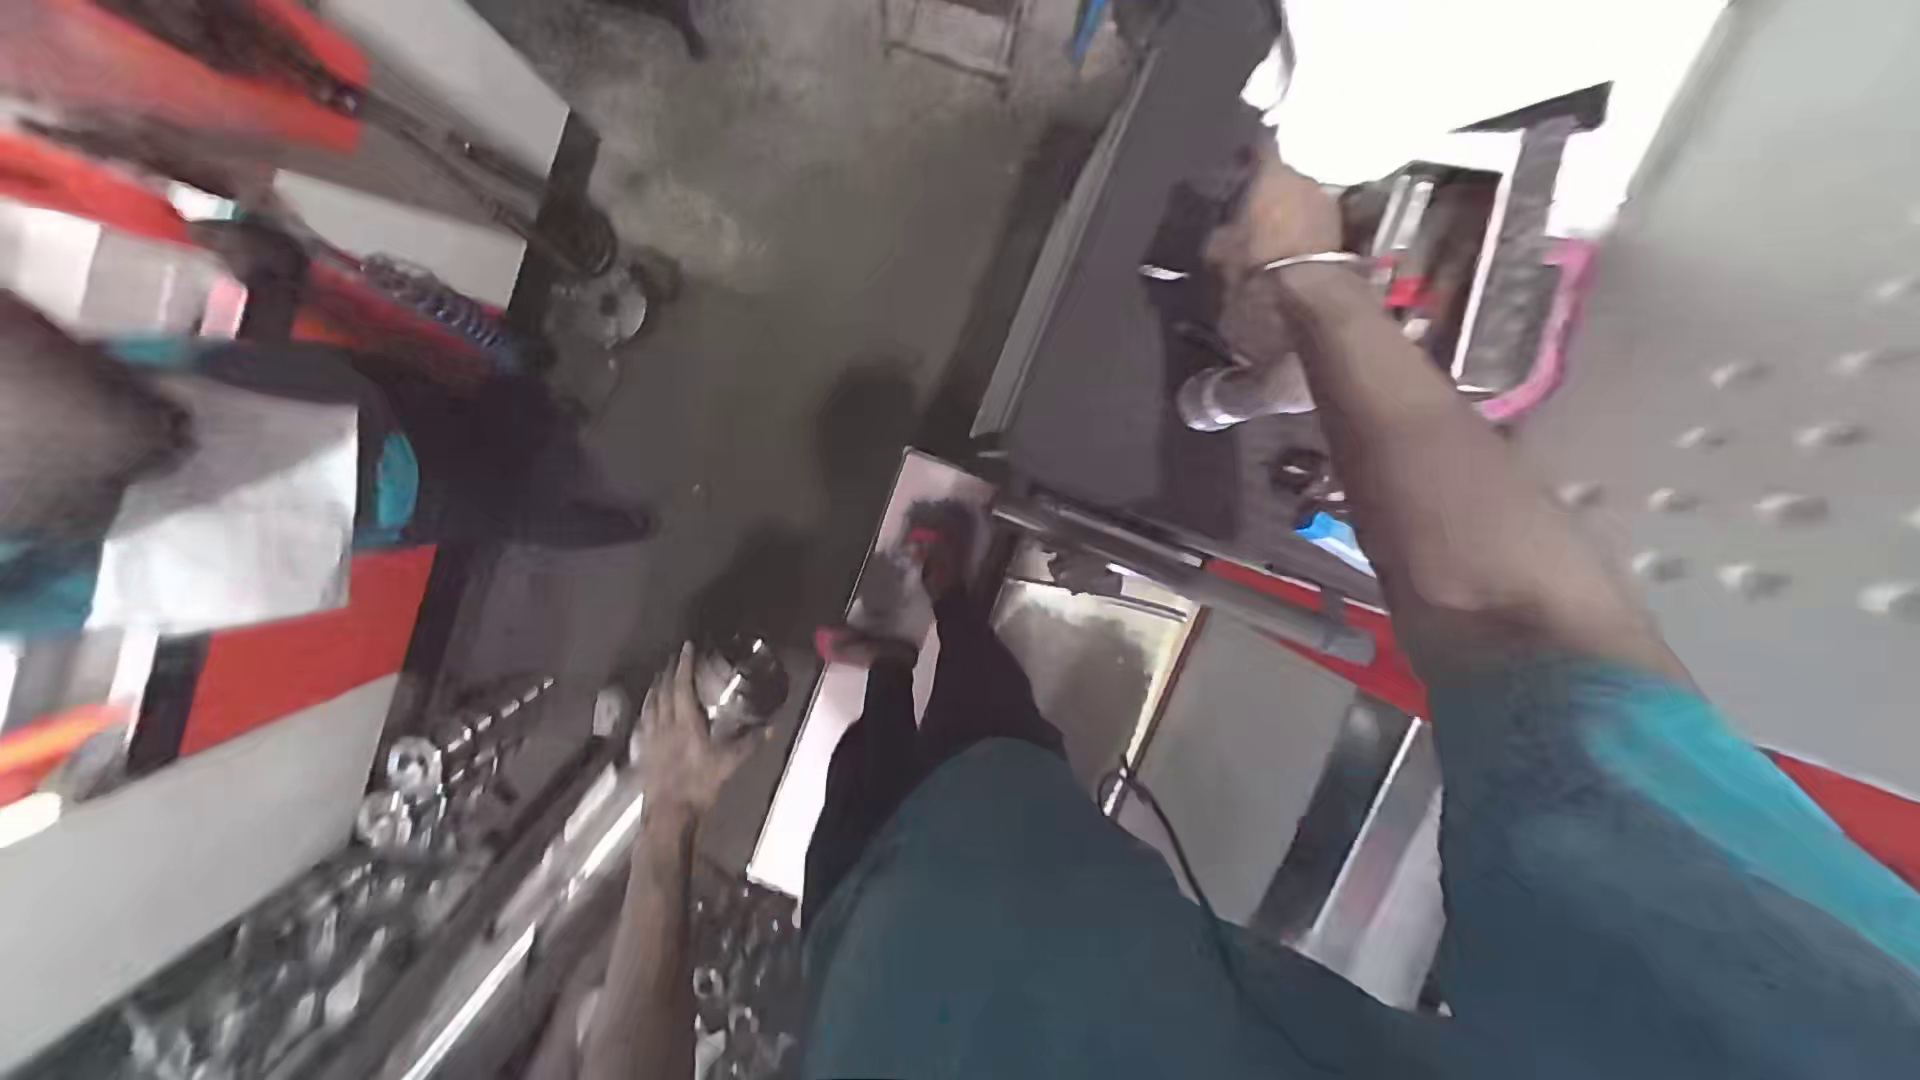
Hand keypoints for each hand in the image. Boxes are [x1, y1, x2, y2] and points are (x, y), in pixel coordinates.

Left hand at [635, 643, 760, 821]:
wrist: (669, 814)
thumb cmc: (700, 784)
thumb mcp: (730, 762)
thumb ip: (750, 743)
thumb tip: (772, 727)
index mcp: (684, 722)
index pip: (681, 685)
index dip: (684, 664)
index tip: (687, 647)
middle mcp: (664, 724)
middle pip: (663, 690)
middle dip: (669, 671)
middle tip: (676, 659)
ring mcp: (651, 738)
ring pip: (650, 704)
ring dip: (656, 687)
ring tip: (662, 677)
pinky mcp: (644, 751)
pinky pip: (644, 720)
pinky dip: (648, 707)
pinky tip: (651, 710)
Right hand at [1203, 142, 1341, 282]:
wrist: (1301, 284)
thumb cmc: (1255, 259)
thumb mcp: (1221, 250)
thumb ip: (1219, 233)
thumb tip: (1218, 231)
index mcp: (1271, 176)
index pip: (1261, 148)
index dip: (1248, 155)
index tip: (1238, 163)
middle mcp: (1301, 177)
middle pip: (1282, 174)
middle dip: (1269, 187)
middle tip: (1253, 205)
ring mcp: (1324, 198)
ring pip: (1300, 194)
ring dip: (1288, 206)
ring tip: (1273, 227)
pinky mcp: (1337, 221)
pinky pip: (1313, 214)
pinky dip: (1302, 222)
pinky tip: (1290, 240)